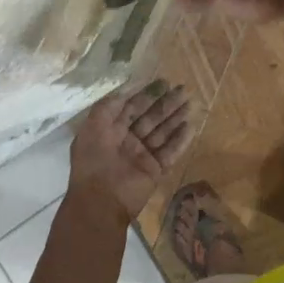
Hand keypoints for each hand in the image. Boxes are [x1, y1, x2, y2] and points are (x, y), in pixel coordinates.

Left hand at [67, 81, 191, 225]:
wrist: (100, 200)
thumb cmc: (93, 160)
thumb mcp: (92, 127)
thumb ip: (108, 107)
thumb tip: (126, 89)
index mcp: (110, 129)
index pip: (132, 107)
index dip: (147, 94)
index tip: (163, 82)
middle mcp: (128, 140)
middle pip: (150, 117)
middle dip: (165, 103)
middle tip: (183, 89)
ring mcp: (142, 155)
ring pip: (162, 132)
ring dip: (176, 117)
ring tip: (190, 102)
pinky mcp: (155, 170)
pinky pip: (170, 152)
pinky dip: (180, 139)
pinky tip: (191, 125)